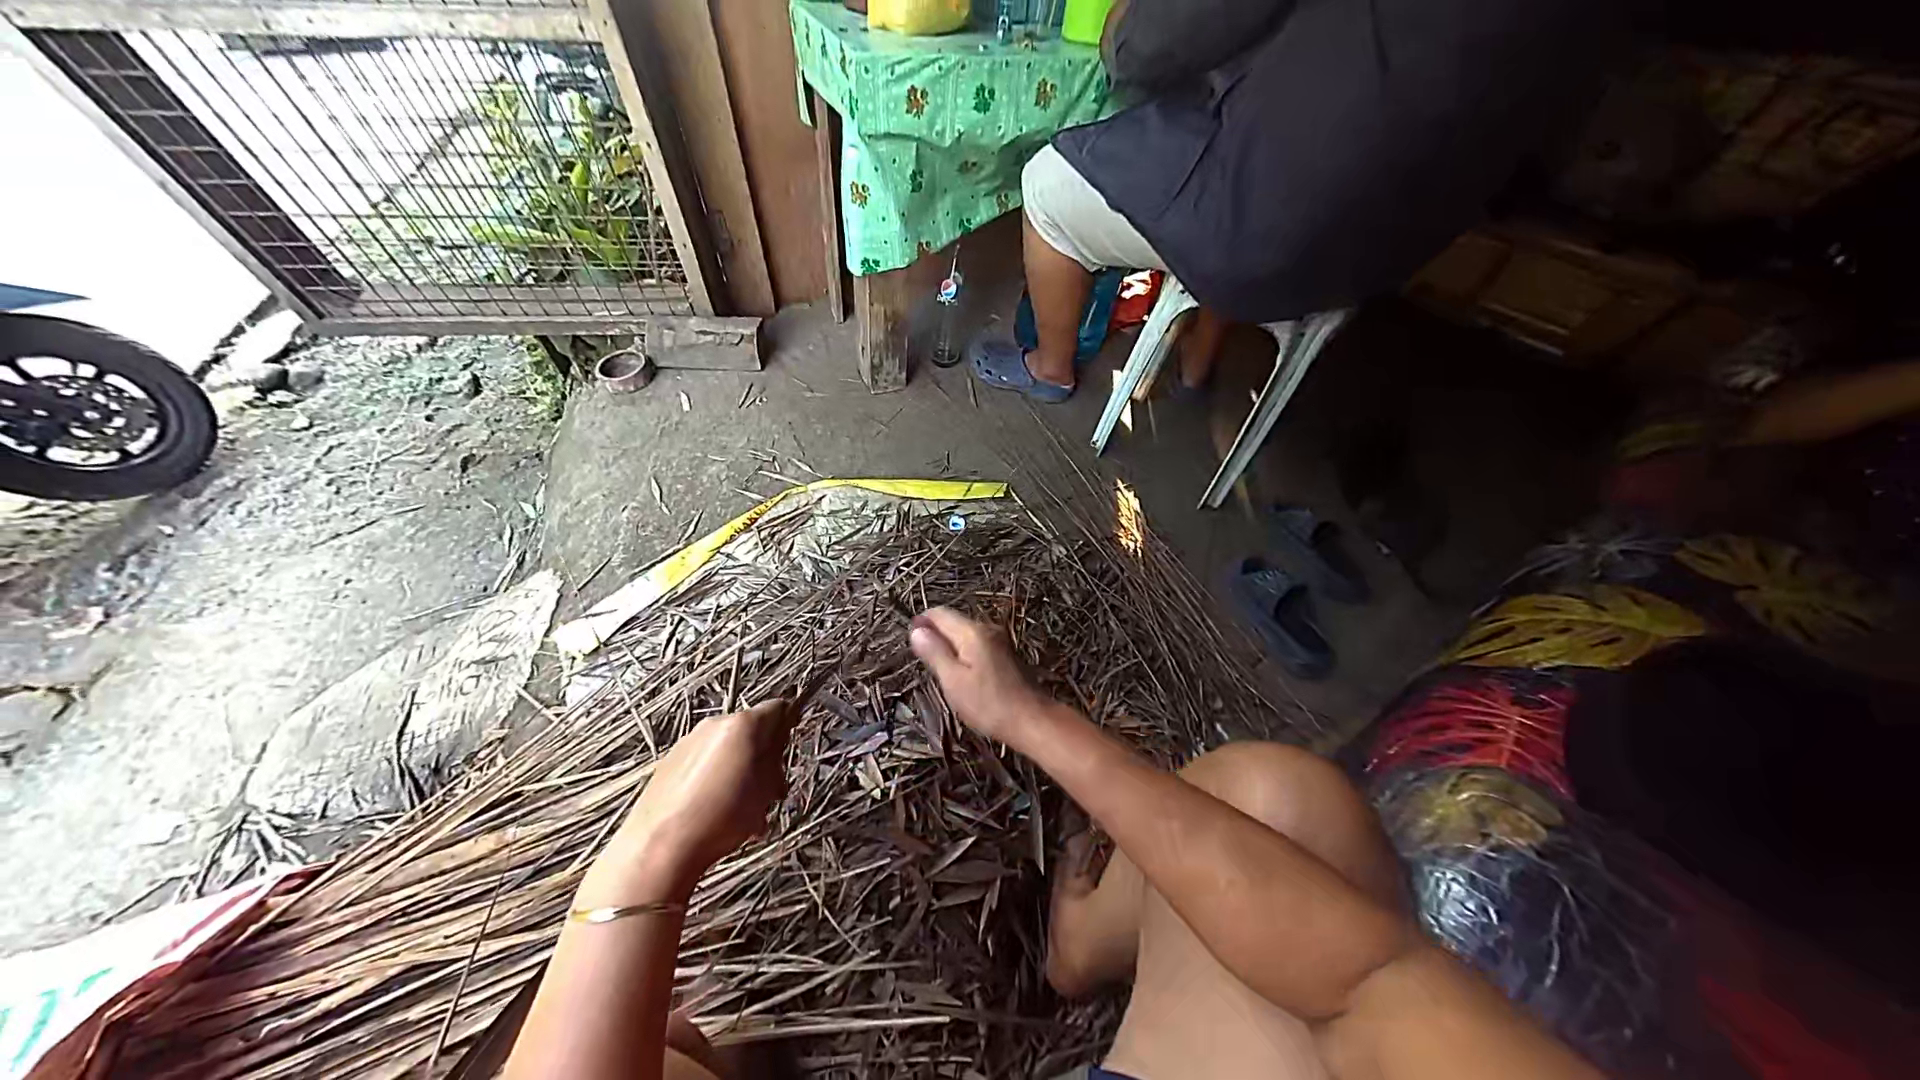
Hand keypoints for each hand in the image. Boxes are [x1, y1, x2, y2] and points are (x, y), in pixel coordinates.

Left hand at [603, 699, 796, 895]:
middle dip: (764, 756)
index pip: (778, 709)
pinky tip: (717, 811)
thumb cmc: (719, 818)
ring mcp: (689, 742)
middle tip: (770, 788)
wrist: (659, 846)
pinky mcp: (669, 762)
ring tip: (743, 809)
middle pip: (752, 730)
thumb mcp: (765, 789)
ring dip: (741, 770)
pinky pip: (705, 761)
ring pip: (728, 748)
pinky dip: (717, 778)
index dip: (788, 728)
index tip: (788, 750)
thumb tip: (776, 746)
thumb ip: (775, 760)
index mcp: (742, 724)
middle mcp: (714, 724)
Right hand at [909, 607, 1050, 746]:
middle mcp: (987, 629)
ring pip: (964, 635)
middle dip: (935, 635)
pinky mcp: (1005, 655)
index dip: (922, 622)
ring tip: (940, 671)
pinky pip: (976, 646)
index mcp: (972, 632)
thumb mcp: (953, 680)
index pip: (940, 613)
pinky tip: (962, 675)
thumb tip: (916, 631)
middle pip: (953, 622)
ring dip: (949, 646)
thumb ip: (934, 652)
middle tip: (924, 661)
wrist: (1031, 720)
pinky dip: (964, 655)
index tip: (911, 642)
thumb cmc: (988, 704)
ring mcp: (999, 641)